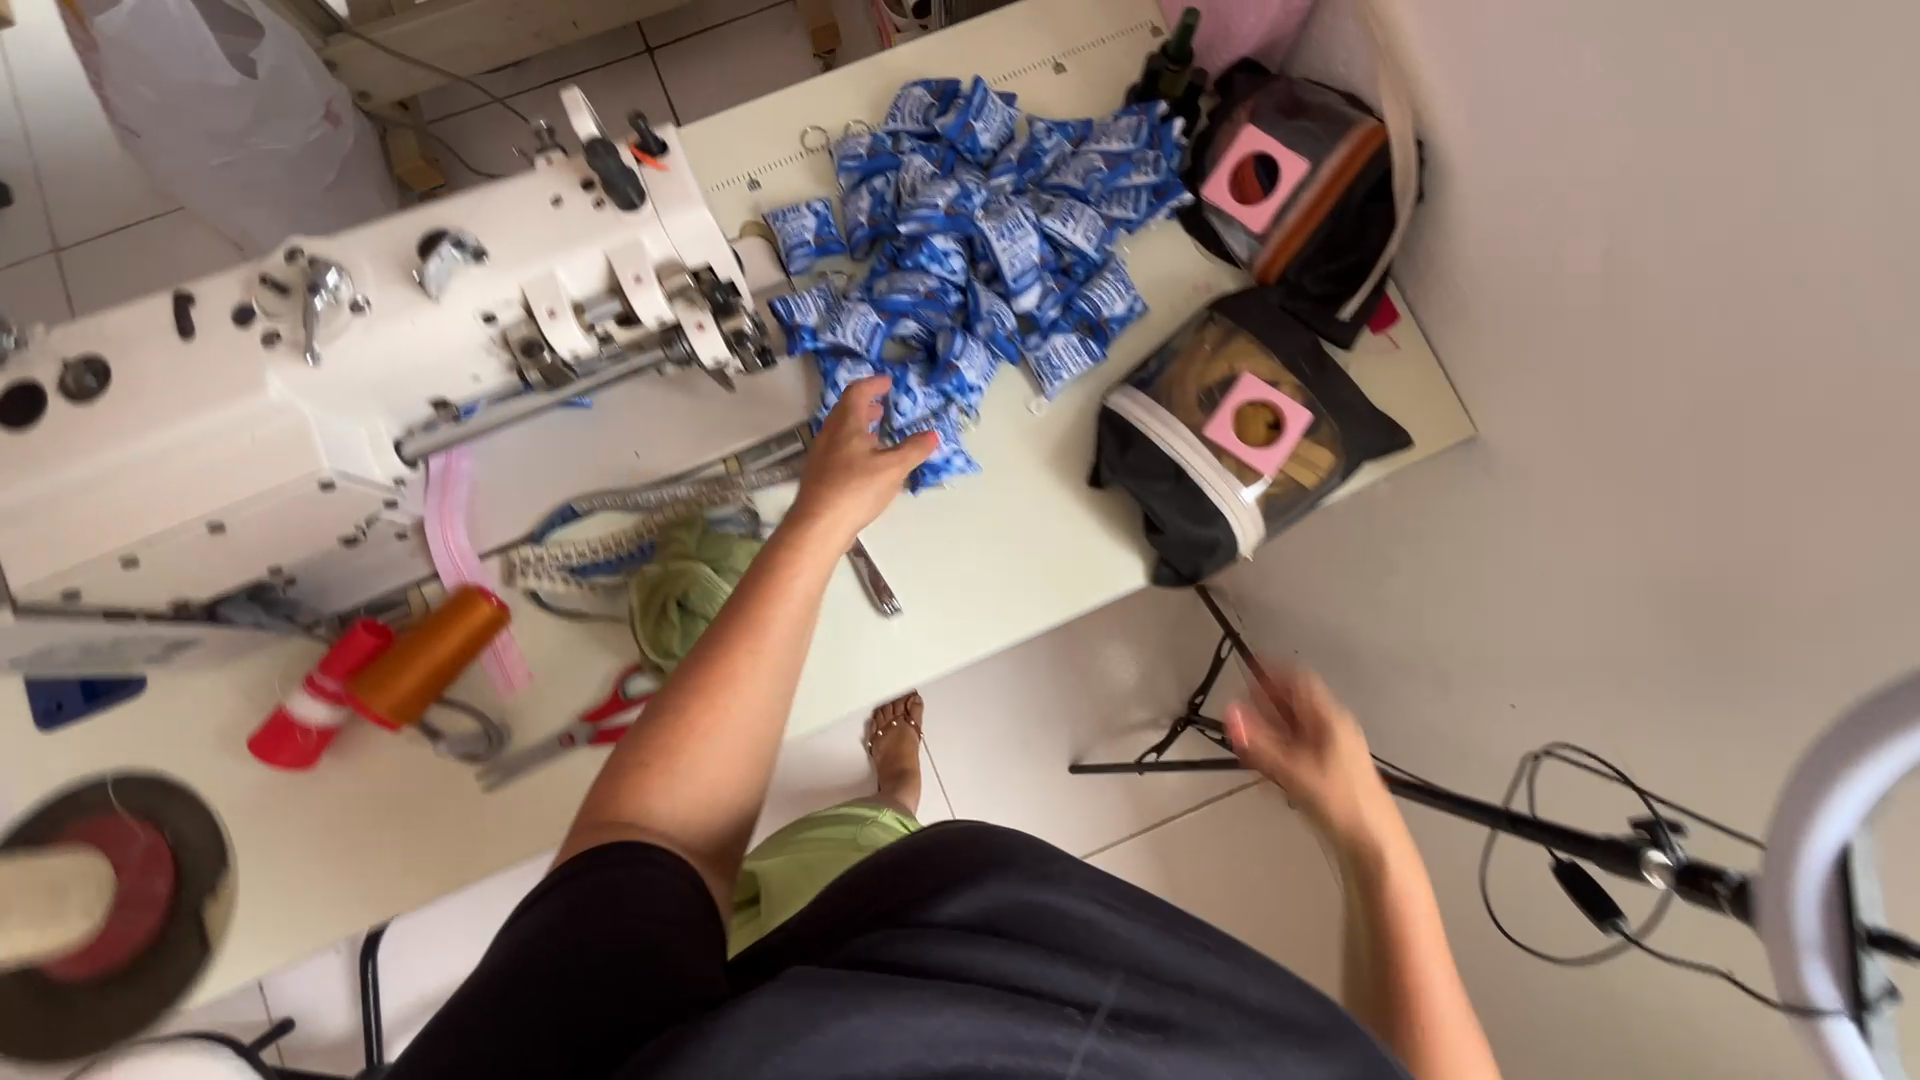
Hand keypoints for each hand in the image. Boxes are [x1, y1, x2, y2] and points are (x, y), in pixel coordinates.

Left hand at [787, 375, 937, 545]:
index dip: (873, 384)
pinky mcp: (819, 474)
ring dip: (859, 426)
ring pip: (840, 430)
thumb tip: (933, 434)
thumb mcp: (893, 468)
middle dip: (866, 405)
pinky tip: (865, 463)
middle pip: (845, 410)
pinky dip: (853, 445)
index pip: (857, 392)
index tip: (888, 382)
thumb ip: (914, 450)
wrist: (818, 524)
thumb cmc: (856, 489)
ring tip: (877, 434)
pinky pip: (837, 448)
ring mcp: (821, 454)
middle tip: (882, 406)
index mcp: (846, 424)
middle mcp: (830, 433)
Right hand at [1225, 664, 1397, 851]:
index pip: (1300, 682)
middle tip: (1238, 707)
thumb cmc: (1337, 800)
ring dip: (1269, 729)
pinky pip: (1299, 751)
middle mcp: (1333, 730)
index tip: (1249, 669)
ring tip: (1244, 737)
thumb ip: (1258, 742)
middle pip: (1296, 705)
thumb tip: (1229, 711)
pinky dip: (1278, 751)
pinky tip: (1262, 765)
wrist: (1374, 845)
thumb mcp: (1293, 770)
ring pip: (1296, 730)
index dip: (1274, 671)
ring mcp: (1333, 752)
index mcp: (1330, 720)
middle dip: (1266, 703)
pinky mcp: (1330, 774)